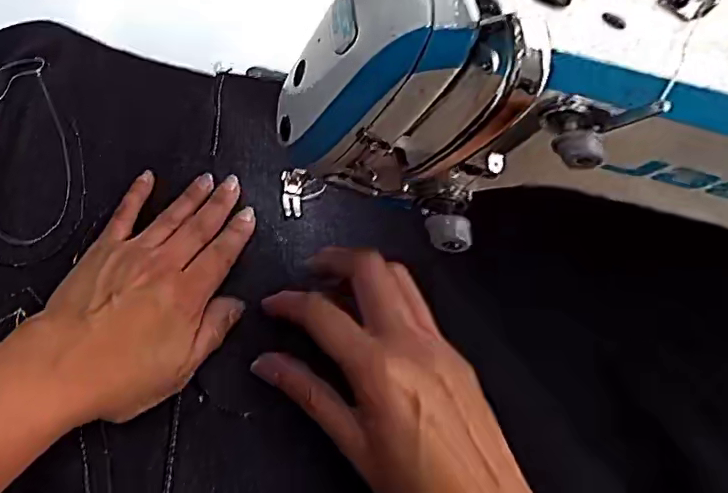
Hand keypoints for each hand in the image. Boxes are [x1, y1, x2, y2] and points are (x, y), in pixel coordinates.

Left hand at [18, 171, 255, 423]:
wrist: (62, 364)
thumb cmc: (116, 374)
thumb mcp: (178, 369)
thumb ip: (211, 332)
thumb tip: (234, 307)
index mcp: (185, 295)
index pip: (220, 255)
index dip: (237, 233)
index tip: (247, 216)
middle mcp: (163, 266)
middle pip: (199, 227)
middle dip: (220, 204)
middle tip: (233, 185)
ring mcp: (133, 252)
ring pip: (171, 216)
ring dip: (191, 195)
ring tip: (206, 179)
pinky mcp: (105, 248)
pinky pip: (125, 213)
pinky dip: (138, 192)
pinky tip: (147, 178)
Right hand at [252, 248, 530, 492]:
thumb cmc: (427, 490)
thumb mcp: (355, 447)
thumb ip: (309, 395)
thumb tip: (272, 367)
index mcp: (380, 370)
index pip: (322, 312)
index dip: (289, 301)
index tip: (276, 303)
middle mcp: (411, 345)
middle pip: (367, 266)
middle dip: (332, 258)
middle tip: (311, 268)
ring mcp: (438, 343)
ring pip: (398, 274)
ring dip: (364, 268)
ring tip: (342, 282)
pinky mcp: (455, 352)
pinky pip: (419, 302)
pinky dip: (391, 294)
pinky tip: (379, 316)